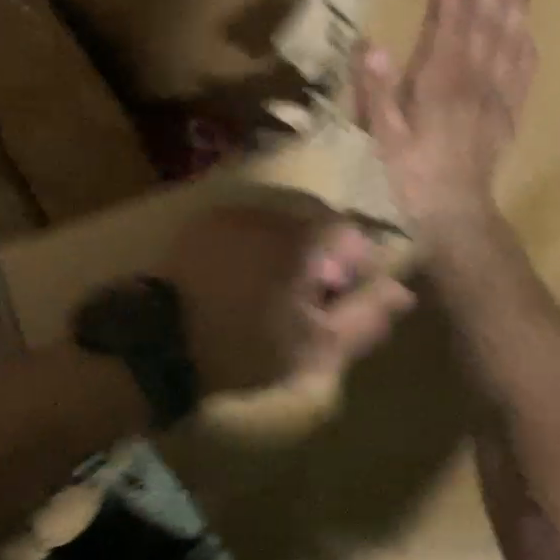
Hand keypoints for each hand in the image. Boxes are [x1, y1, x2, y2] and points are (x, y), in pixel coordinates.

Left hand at [166, 204, 414, 394]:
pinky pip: (239, 231)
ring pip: (274, 226)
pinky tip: (239, 286)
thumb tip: (400, 291)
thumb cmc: (246, 346)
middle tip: (306, 302)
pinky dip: (251, 251)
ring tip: (271, 297)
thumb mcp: (318, 346)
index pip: (349, 232)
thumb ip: (365, 315)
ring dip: (284, 253)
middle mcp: (262, 213)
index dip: (355, 267)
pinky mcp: (195, 229)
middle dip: (320, 258)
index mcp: (298, 237)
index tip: (338, 301)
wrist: (160, 341)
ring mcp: (223, 217)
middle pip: (311, 224)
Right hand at [354, 0, 536, 250]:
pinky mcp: (509, 109)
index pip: (450, 21)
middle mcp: (475, 78)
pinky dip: (525, 35)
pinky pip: (524, 64)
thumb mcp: (381, 133)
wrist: (455, 211)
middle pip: (487, 18)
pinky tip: (525, 21)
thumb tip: (372, 44)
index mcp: (440, 80)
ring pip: (511, 34)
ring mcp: (498, 93)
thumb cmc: (409, 171)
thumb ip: (376, 90)